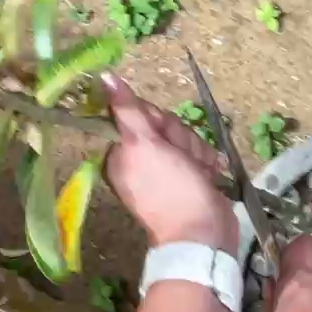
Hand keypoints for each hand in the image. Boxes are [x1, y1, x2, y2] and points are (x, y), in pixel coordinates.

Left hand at [101, 73, 237, 252]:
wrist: (204, 236)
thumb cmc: (170, 189)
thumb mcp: (144, 145)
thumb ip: (127, 110)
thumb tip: (103, 76)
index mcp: (119, 151)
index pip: (138, 112)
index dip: (157, 120)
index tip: (162, 137)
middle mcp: (137, 158)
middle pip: (163, 123)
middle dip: (179, 137)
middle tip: (181, 159)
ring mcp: (162, 167)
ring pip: (182, 136)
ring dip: (195, 150)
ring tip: (198, 171)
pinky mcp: (185, 175)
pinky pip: (195, 152)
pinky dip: (204, 160)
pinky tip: (208, 173)